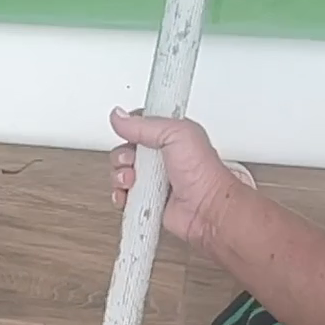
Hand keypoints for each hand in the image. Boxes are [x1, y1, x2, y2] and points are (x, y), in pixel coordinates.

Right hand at [109, 108, 248, 248]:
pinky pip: (123, 196)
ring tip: (133, 181)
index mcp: (170, 136)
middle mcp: (160, 157)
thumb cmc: (203, 173)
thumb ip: (145, 124)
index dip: (130, 130)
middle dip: (122, 157)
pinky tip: (128, 195)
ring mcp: (153, 180)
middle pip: (125, 151)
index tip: (132, 135)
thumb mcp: (176, 134)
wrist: (206, 209)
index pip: (138, 127)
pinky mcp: (147, 200)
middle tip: (133, 162)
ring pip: (121, 173)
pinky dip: (121, 196)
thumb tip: (119, 116)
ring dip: (120, 177)